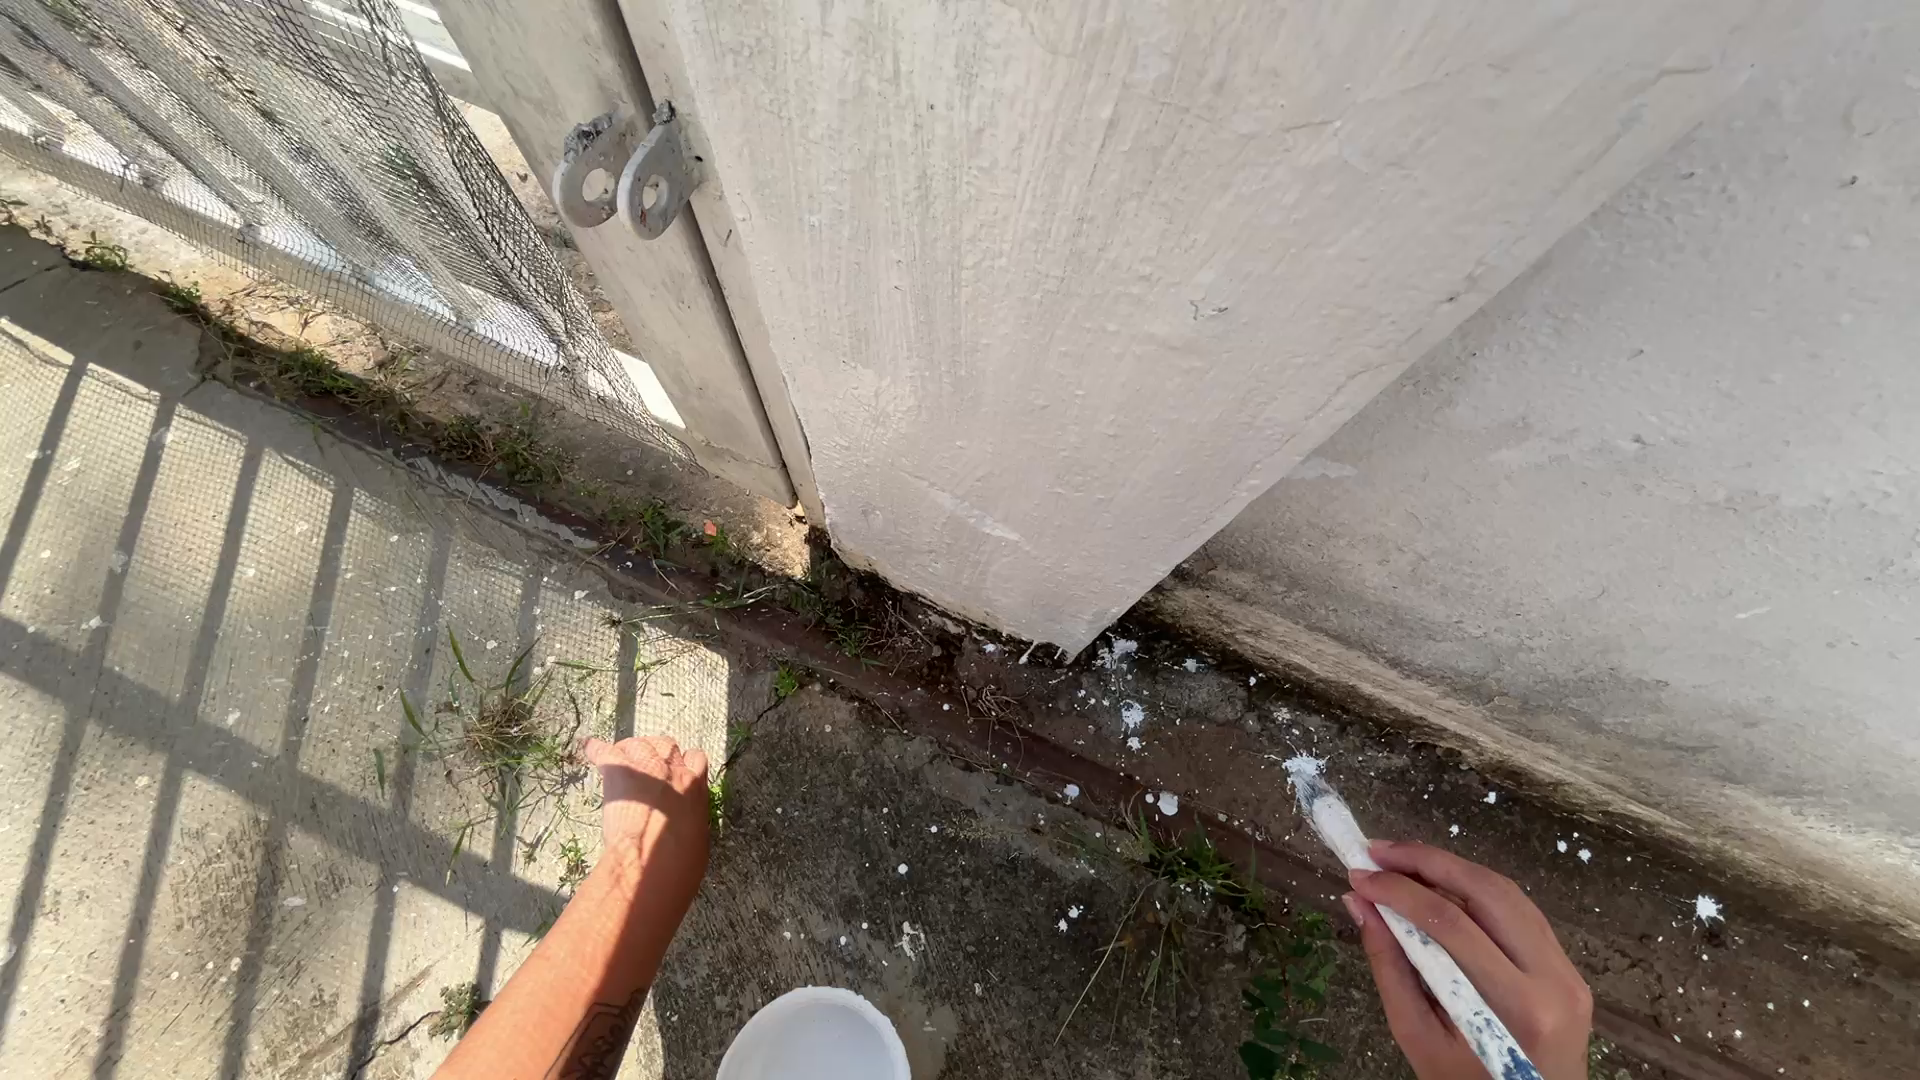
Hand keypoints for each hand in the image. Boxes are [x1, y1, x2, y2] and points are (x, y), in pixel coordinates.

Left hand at [581, 735, 710, 912]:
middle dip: (655, 750)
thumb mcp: (697, 839)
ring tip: (618, 758)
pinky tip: (589, 747)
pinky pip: (607, 752)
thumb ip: (691, 824)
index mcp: (696, 787)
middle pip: (666, 745)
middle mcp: (675, 771)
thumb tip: (687, 833)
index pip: (695, 758)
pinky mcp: (622, 772)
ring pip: (639, 745)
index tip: (672, 769)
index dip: (682, 761)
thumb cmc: (680, 861)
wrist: (652, 860)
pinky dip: (597, 749)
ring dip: (629, 750)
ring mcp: (648, 768)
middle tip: (643, 762)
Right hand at [1343, 840, 1591, 1079]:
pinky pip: (1517, 908)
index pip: (1451, 924)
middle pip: (1485, 893)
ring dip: (1447, 866)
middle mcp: (1553, 981)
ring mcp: (1567, 971)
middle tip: (1376, 850)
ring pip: (1504, 891)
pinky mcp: (1567, 966)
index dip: (1398, 890)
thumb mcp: (1415, 1034)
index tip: (1357, 875)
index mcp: (1517, 1007)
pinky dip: (1471, 885)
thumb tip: (1356, 900)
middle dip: (1424, 860)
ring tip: (1399, 859)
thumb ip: (1387, 963)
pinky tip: (1436, 882)